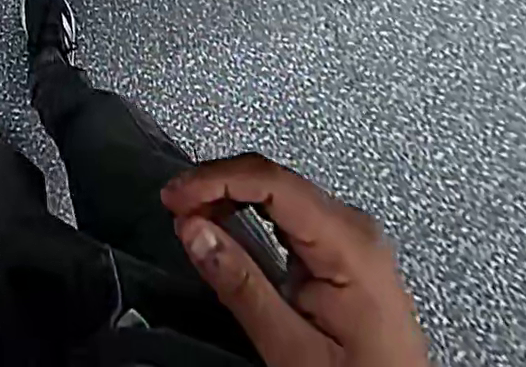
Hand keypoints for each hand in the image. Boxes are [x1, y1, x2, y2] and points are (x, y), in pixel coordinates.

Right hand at [162, 154, 430, 366]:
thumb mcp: (295, 352)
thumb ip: (242, 287)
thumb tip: (192, 228)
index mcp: (349, 241)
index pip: (271, 180)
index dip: (215, 178)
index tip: (176, 195)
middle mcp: (352, 224)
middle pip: (271, 176)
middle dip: (216, 183)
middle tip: (174, 206)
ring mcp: (347, 232)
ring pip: (274, 187)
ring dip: (226, 194)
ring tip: (189, 215)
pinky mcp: (338, 246)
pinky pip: (284, 208)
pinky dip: (246, 209)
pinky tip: (222, 222)